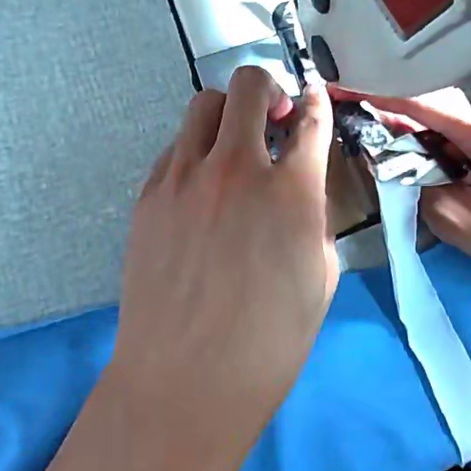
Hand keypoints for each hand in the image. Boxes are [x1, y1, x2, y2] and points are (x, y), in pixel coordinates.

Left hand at [108, 66, 337, 470]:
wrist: (186, 384)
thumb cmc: (271, 342)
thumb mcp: (322, 274)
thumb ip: (314, 215)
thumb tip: (301, 188)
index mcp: (291, 191)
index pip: (311, 119)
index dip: (316, 102)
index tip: (313, 101)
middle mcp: (236, 169)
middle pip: (249, 86)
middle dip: (269, 89)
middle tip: (275, 118)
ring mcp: (185, 179)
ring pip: (203, 105)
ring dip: (228, 114)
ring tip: (235, 145)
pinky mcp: (149, 196)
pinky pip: (175, 148)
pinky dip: (196, 151)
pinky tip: (202, 186)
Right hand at [346, 88, 470, 306]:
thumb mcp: (460, 223)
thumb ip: (413, 181)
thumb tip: (382, 147)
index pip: (427, 98)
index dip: (379, 93)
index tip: (341, 83)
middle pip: (444, 87)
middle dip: (404, 102)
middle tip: (371, 116)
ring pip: (463, 88)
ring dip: (431, 107)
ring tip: (406, 128)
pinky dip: (457, 110)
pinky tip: (446, 132)